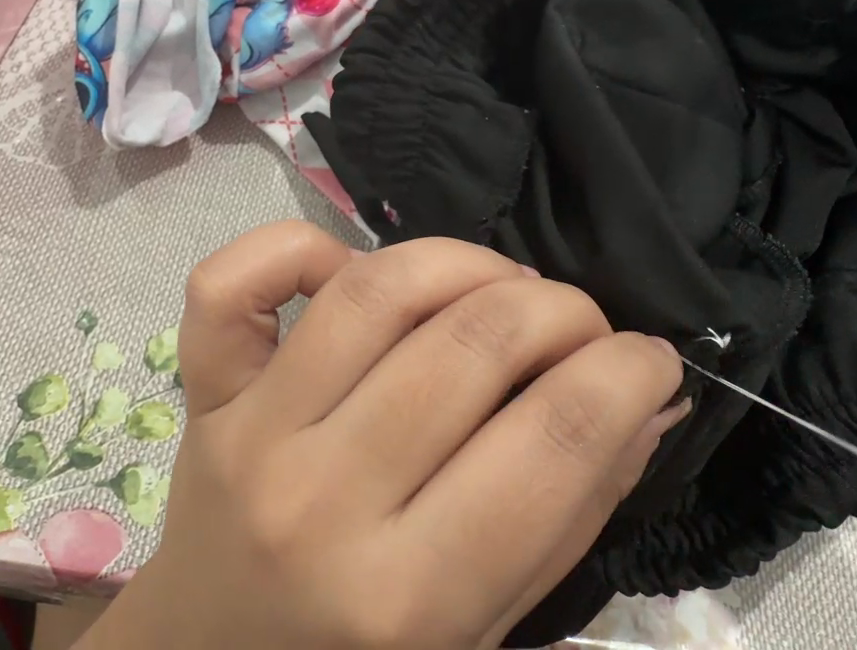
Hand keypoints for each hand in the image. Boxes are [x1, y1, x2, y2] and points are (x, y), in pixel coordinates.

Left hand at [77, 221, 688, 649]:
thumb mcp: (486, 627)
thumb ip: (570, 514)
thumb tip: (648, 399)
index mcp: (409, 596)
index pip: (552, 440)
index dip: (629, 374)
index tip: (650, 360)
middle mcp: (323, 503)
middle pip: (470, 344)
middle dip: (561, 311)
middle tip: (583, 326)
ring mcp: (252, 435)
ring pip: (376, 290)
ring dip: (466, 263)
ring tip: (503, 286)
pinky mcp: (206, 392)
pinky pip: (231, 281)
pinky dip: (300, 244)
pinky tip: (354, 267)